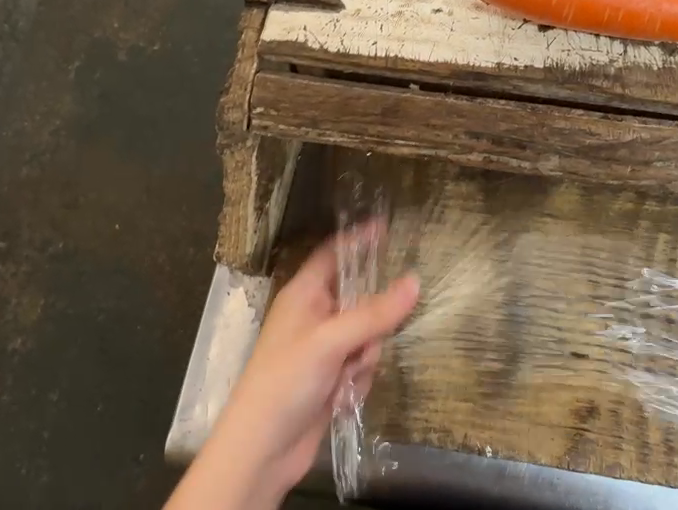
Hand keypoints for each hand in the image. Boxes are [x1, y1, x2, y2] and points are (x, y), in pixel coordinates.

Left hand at [169, 228, 419, 509]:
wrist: (262, 449)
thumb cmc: (285, 381)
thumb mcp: (331, 341)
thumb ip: (374, 313)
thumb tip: (415, 281)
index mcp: (303, 295)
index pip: (334, 253)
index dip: (358, 239)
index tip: (388, 227)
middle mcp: (314, 316)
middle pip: (361, 298)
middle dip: (371, 322)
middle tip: (365, 341)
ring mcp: (324, 349)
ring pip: (368, 335)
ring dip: (365, 357)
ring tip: (346, 376)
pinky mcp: (331, 378)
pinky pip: (363, 365)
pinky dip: (358, 381)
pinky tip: (341, 397)